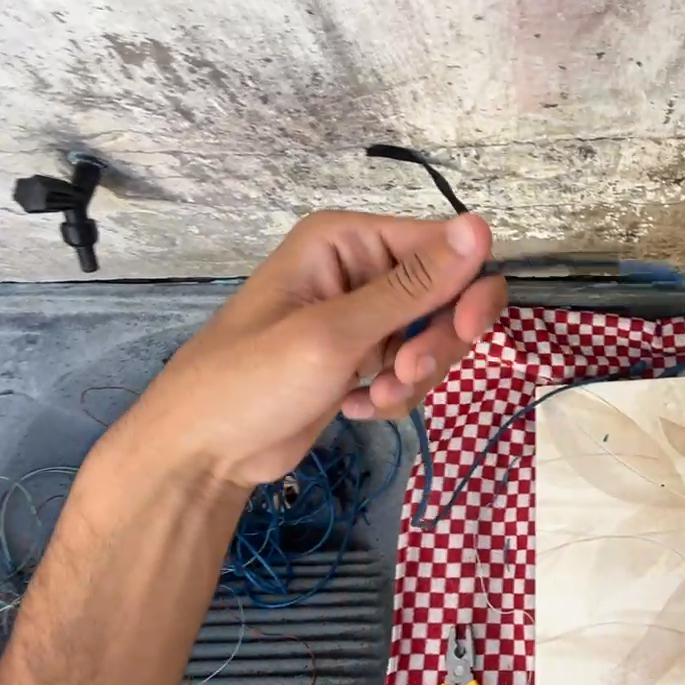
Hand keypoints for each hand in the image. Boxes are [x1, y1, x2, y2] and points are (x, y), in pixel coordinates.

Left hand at [101, 211, 507, 489]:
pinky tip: (359, 406)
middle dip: (438, 341)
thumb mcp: (335, 332)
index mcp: (349, 240)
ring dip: (415, 374)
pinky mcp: (369, 356)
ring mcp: (367, 315)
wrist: (203, 456)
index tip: (465, 332)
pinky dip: (398, 393)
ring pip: (438, 337)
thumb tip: (481, 228)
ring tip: (373, 397)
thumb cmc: (251, 381)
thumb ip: (413, 285)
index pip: (445, 247)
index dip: (466, 288)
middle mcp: (364, 268)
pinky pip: (416, 368)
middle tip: (408, 373)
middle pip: (450, 294)